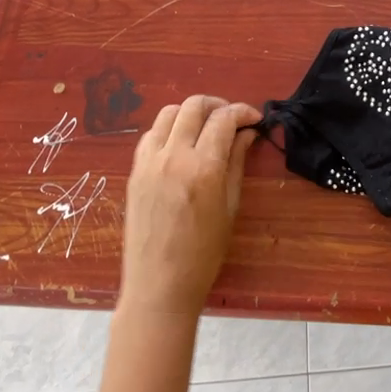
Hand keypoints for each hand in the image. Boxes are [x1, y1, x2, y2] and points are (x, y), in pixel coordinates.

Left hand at [119, 94, 260, 316]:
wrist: (159, 286)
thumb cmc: (204, 254)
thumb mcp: (230, 207)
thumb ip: (237, 163)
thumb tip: (246, 134)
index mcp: (203, 168)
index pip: (224, 119)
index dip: (243, 112)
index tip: (255, 119)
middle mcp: (173, 156)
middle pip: (194, 106)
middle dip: (218, 105)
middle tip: (232, 119)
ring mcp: (149, 162)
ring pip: (169, 112)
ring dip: (191, 112)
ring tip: (206, 127)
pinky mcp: (134, 171)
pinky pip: (151, 134)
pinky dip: (169, 128)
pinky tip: (181, 144)